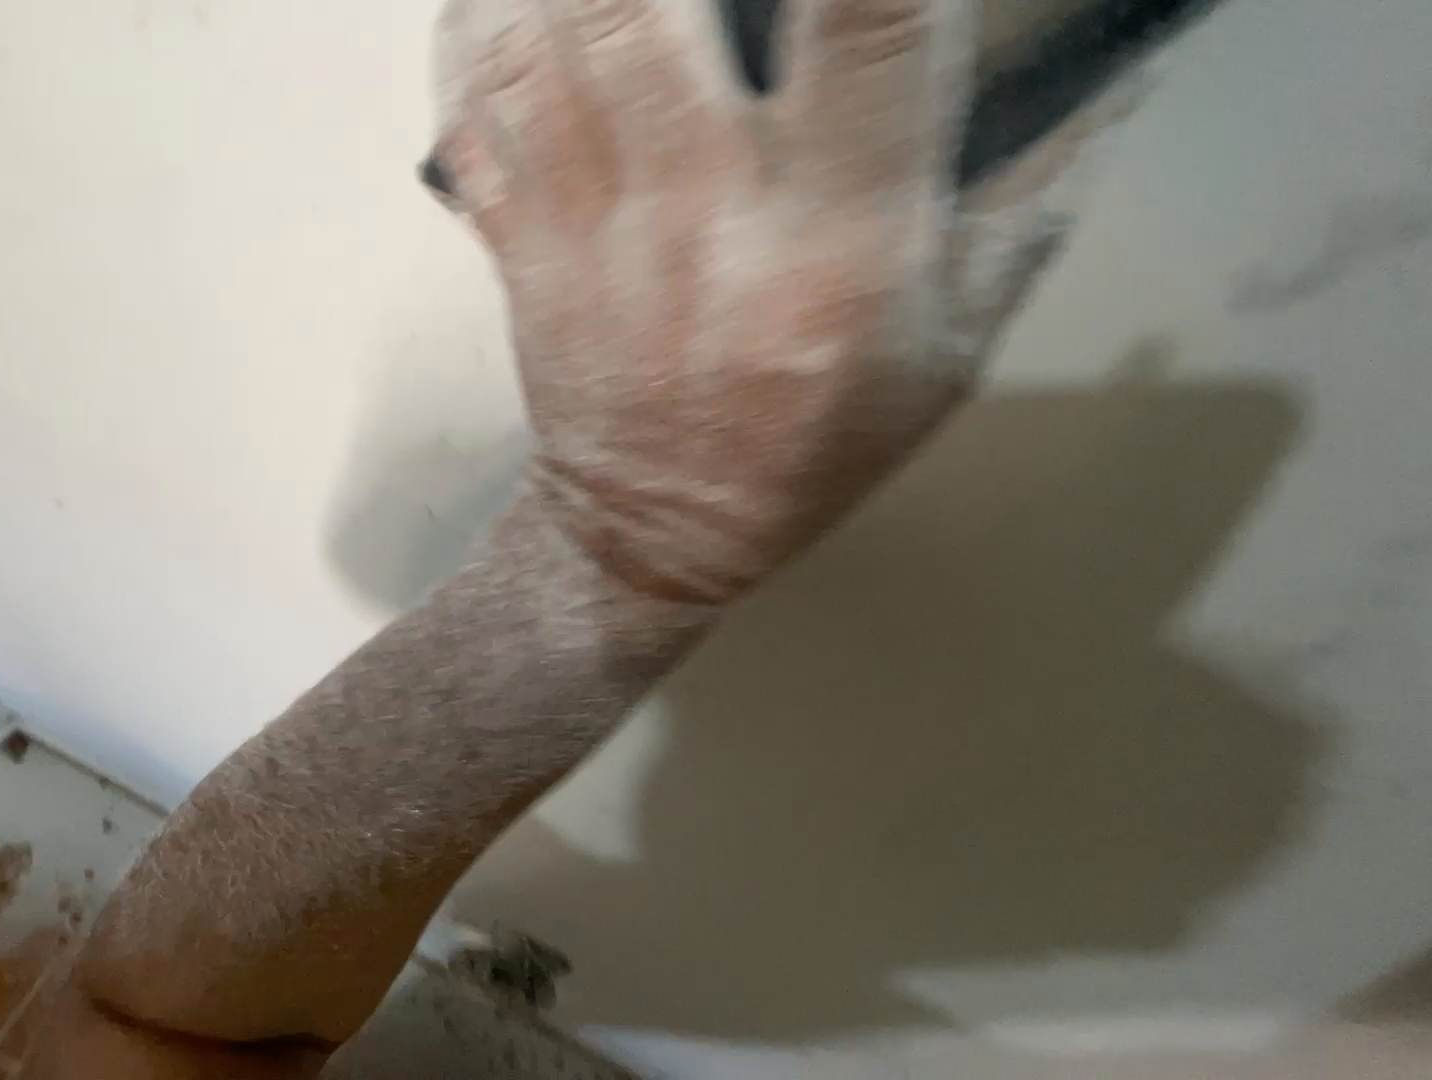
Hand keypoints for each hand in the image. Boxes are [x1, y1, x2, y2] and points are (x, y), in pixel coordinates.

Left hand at [428, 0, 1119, 602]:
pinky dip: (469, 50)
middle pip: (647, 13)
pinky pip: (476, 134)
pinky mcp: (526, 266)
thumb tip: (1110, 76)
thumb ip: (1023, 214)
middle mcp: (705, 220)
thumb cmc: (808, 452)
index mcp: (836, 245)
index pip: (866, 24)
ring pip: (545, 52)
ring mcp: (594, 240)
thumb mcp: (946, 359)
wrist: (656, 532)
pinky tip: (483, 7)